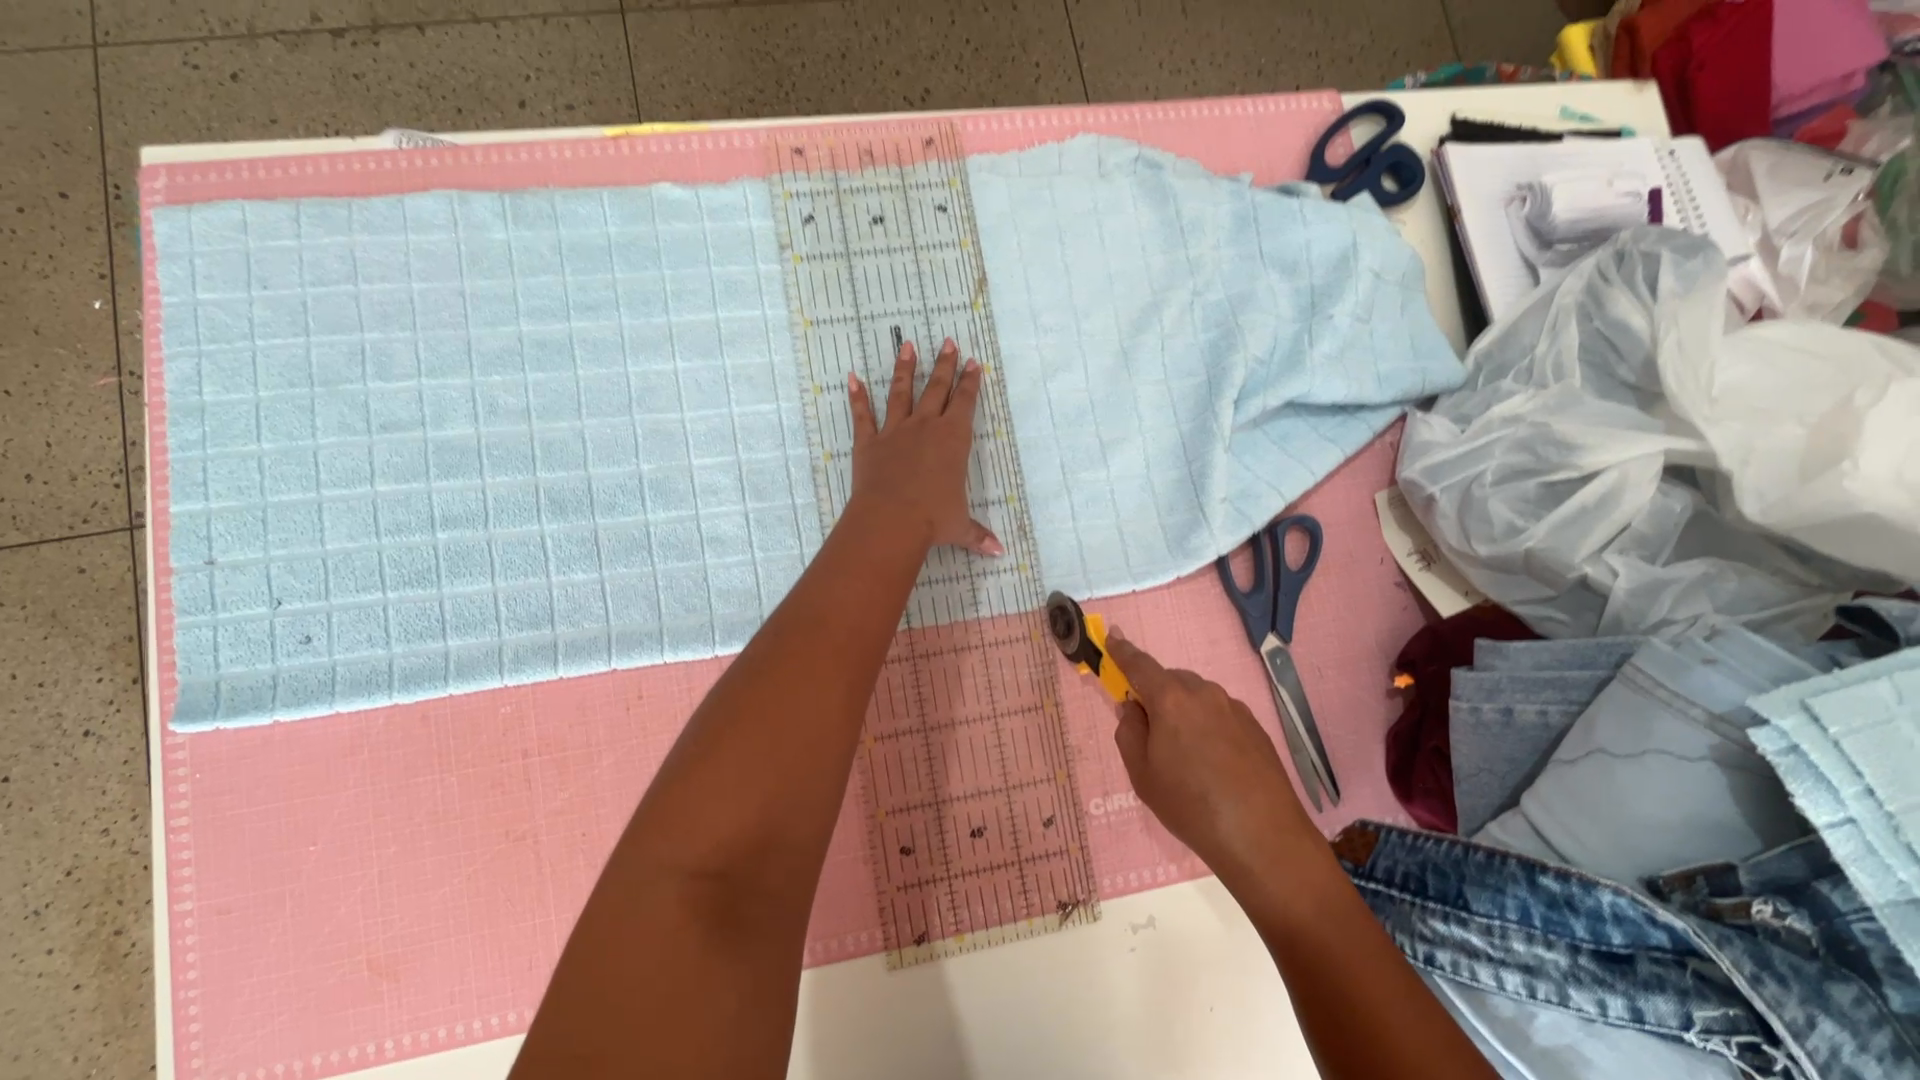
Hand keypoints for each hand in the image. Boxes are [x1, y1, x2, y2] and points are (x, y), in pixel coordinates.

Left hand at [847, 338, 1001, 555]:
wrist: (892, 520)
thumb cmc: (933, 519)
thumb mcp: (960, 526)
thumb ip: (978, 534)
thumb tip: (998, 551)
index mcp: (954, 439)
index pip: (965, 402)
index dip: (970, 382)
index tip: (973, 363)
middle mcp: (926, 427)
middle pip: (936, 388)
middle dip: (944, 364)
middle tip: (948, 341)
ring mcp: (895, 432)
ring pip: (900, 392)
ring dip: (904, 368)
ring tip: (907, 346)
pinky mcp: (868, 443)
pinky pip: (862, 415)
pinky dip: (857, 397)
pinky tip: (852, 377)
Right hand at [1106, 633, 1318, 884]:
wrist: (1261, 835)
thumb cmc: (1190, 805)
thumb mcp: (1142, 774)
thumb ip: (1129, 732)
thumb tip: (1133, 707)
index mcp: (1171, 700)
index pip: (1139, 665)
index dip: (1122, 652)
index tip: (1111, 637)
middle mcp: (1205, 694)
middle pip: (1171, 680)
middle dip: (1156, 694)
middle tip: (1150, 731)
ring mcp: (1235, 708)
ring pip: (1198, 698)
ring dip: (1184, 712)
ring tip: (1185, 757)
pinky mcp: (1256, 727)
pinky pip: (1220, 715)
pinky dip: (1208, 726)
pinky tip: (1213, 764)